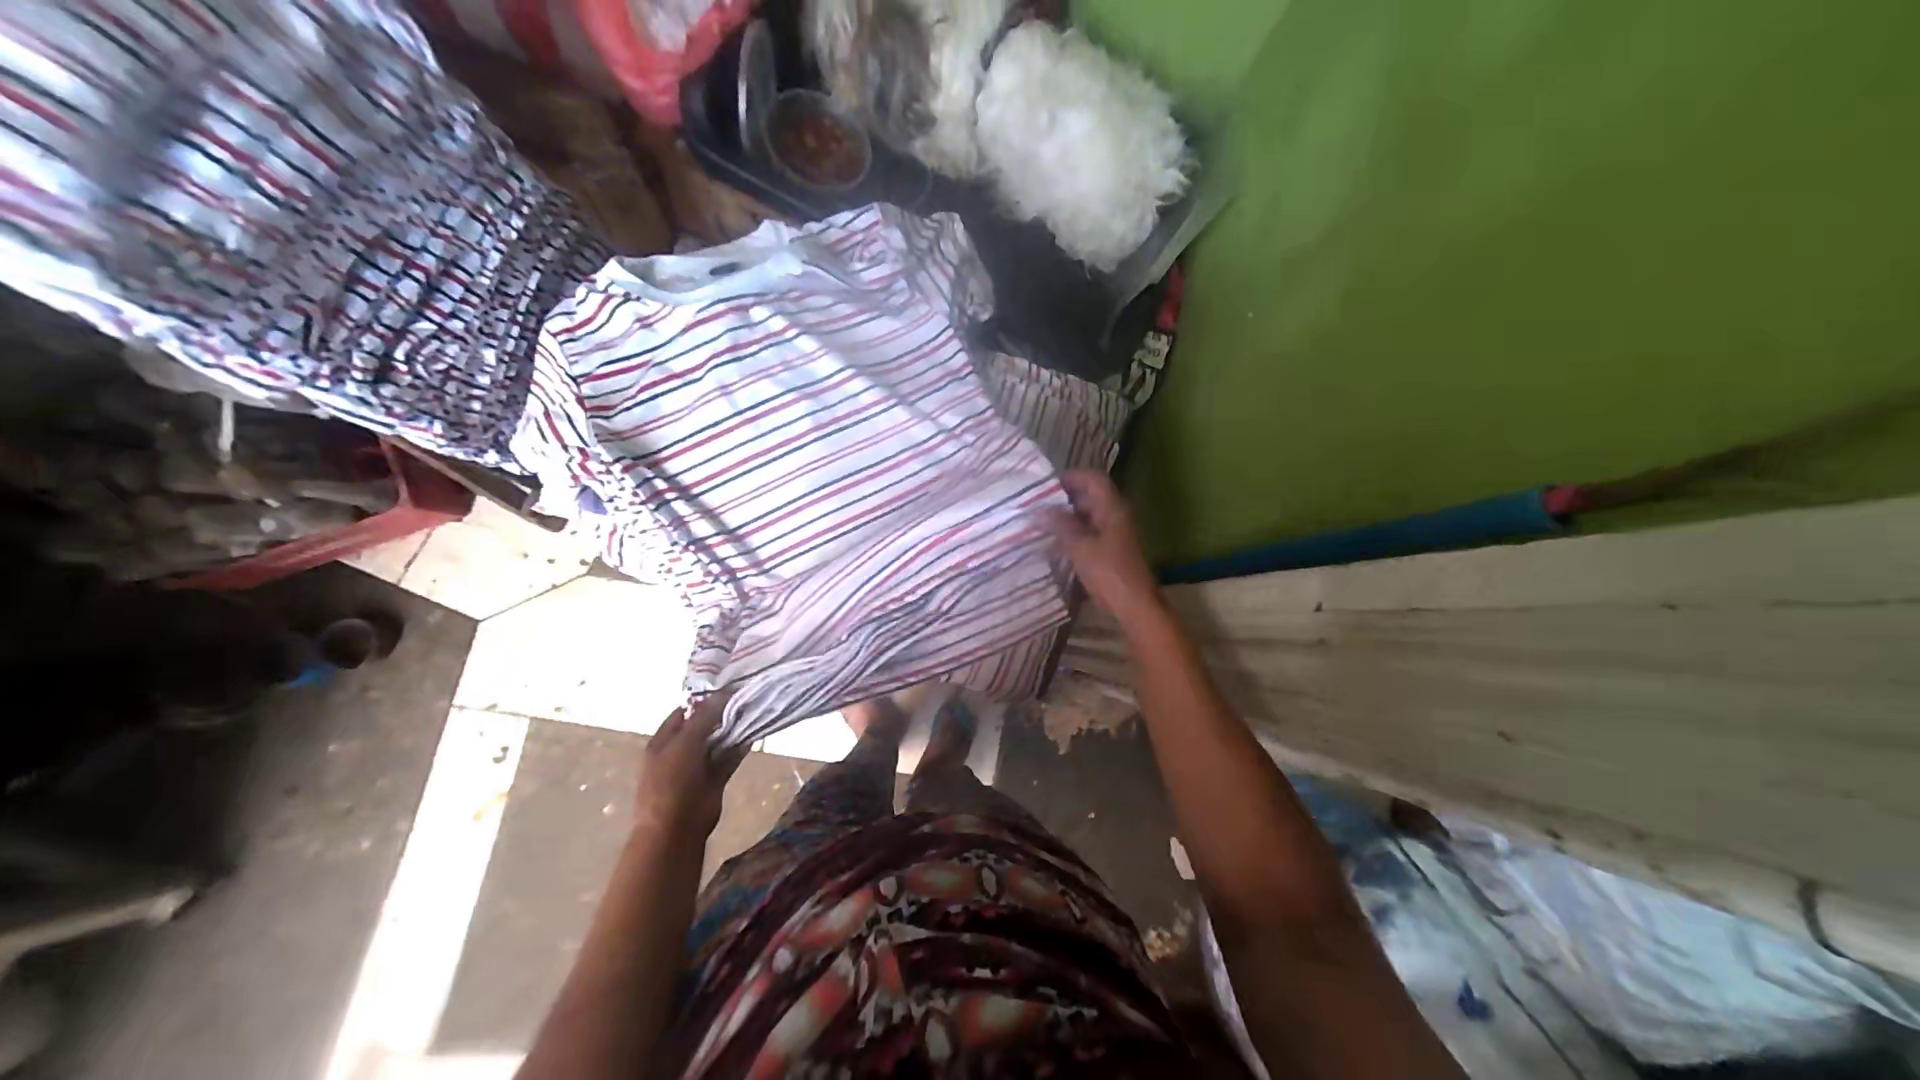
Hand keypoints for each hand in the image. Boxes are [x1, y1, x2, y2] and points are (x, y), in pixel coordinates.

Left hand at [635, 692, 744, 840]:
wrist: (676, 828)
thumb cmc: (672, 782)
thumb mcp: (684, 743)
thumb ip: (703, 718)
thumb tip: (721, 694)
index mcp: (664, 741)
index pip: (683, 713)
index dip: (703, 700)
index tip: (726, 689)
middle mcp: (680, 751)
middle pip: (703, 726)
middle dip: (721, 714)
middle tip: (745, 697)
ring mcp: (698, 766)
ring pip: (718, 742)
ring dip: (733, 729)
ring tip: (754, 711)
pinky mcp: (714, 779)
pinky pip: (729, 758)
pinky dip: (741, 748)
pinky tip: (754, 734)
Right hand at [1050, 469, 1164, 626]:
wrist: (1135, 606)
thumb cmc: (1109, 574)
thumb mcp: (1080, 547)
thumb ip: (1060, 525)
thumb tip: (1040, 509)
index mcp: (1112, 508)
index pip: (1092, 478)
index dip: (1070, 477)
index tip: (1045, 485)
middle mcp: (1116, 515)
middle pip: (1090, 496)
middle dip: (1064, 498)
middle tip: (1037, 505)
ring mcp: (1115, 533)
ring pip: (1089, 516)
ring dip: (1067, 517)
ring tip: (1041, 524)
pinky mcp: (1112, 550)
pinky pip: (1090, 533)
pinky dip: (1074, 534)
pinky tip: (1055, 544)